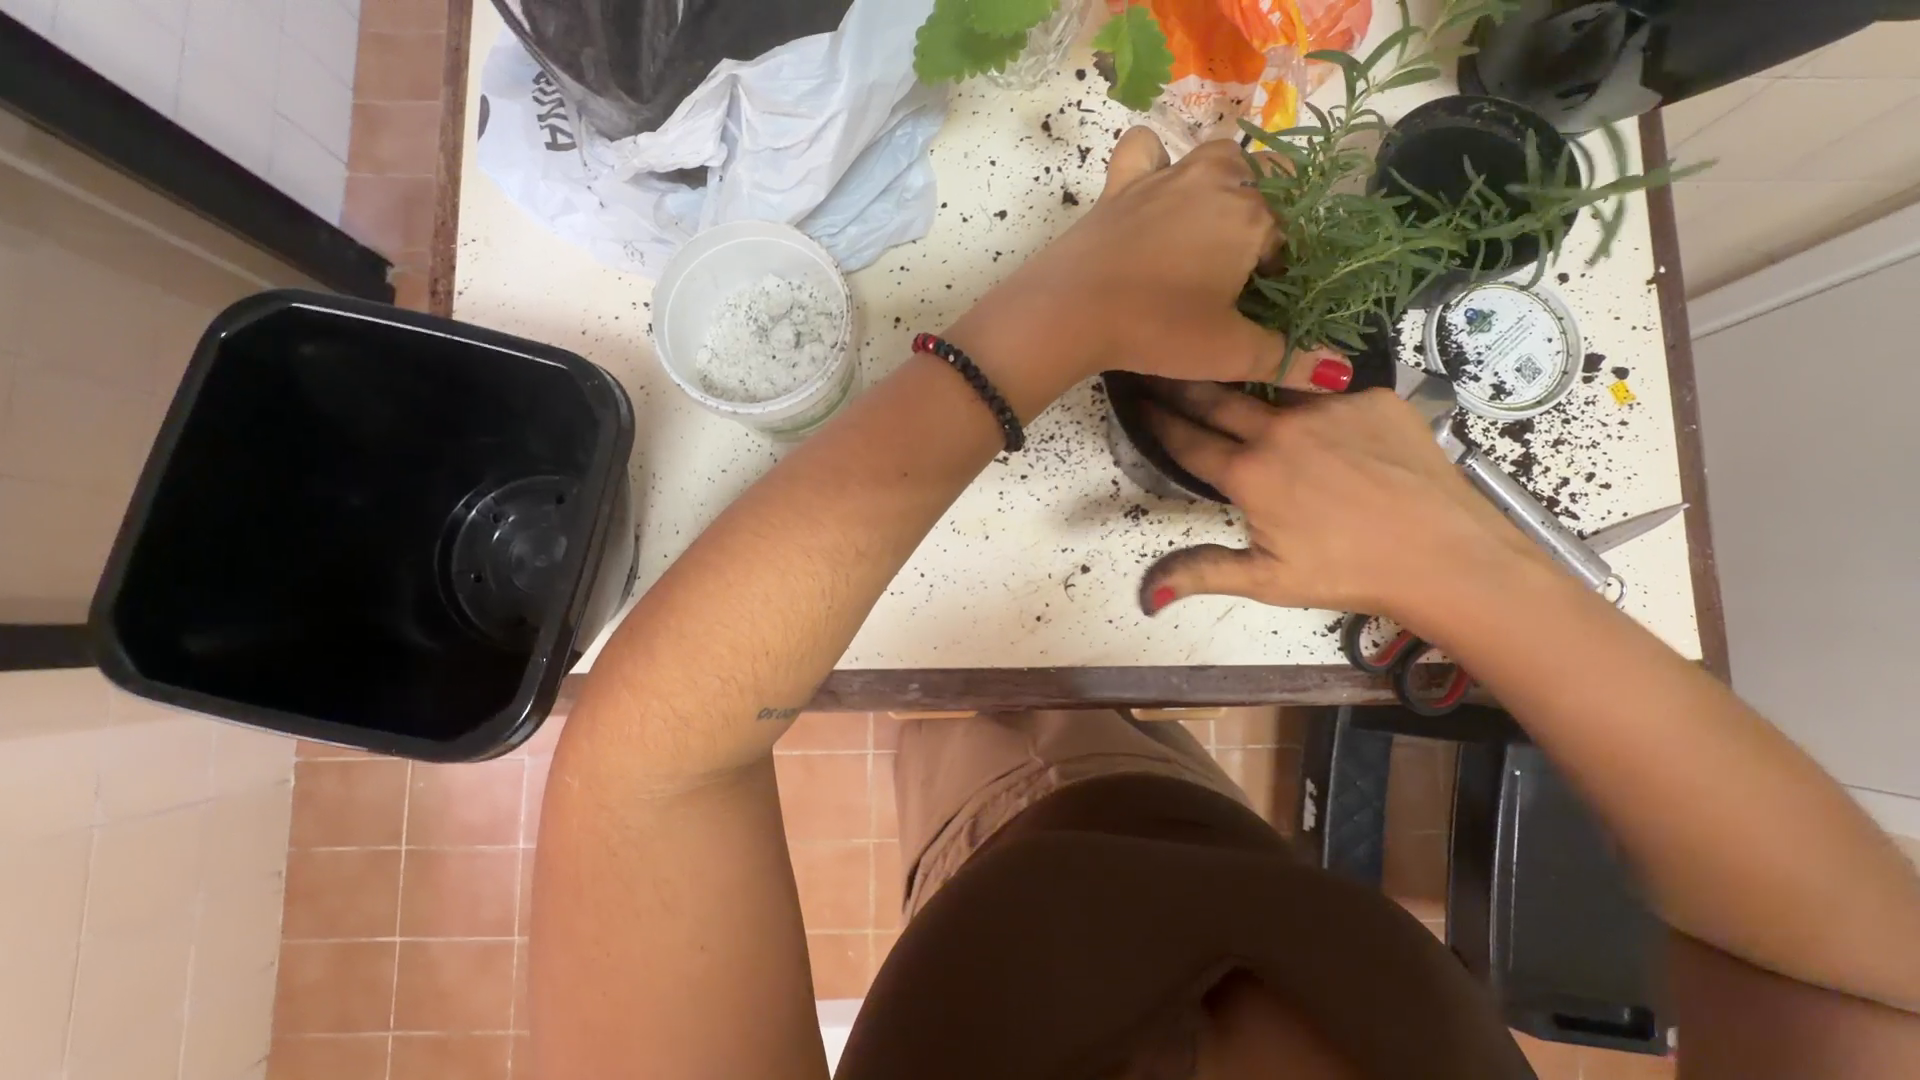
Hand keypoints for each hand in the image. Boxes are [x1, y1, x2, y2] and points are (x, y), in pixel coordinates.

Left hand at [947, 128, 1352, 402]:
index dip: (1279, 266)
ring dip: (1224, 179)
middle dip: (1262, 216)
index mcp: (1252, 218)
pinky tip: (1154, 185)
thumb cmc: (1159, 329)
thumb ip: (1287, 359)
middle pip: (1260, 185)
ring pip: (1213, 157)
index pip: (1286, 233)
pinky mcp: (1121, 185)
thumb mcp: (1229, 352)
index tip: (1261, 298)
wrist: (1073, 312)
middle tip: (1240, 264)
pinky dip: (1154, 159)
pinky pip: (1144, 150)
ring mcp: (1166, 177)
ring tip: (1210, 223)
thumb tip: (1341, 373)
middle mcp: (1215, 183)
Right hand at [1134, 382, 1552, 626]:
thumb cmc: (1349, 574)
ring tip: (1235, 376)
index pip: (1187, 440)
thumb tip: (1144, 596)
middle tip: (1166, 367)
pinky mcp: (1374, 398)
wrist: (1446, 555)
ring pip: (1275, 392)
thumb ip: (1201, 572)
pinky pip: (1332, 395)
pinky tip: (1325, 422)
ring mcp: (1329, 408)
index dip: (1158, 421)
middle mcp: (1280, 429)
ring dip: (1249, 387)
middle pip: (1218, 400)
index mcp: (1248, 473)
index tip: (1139, 401)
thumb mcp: (1267, 580)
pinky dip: (1318, 406)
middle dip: (1185, 384)